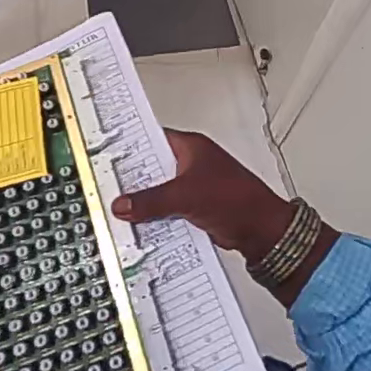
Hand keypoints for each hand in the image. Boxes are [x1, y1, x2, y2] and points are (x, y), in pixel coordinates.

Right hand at [110, 130, 294, 263]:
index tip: (108, 152)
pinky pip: (167, 208)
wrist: (262, 232)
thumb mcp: (185, 196)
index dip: (131, 145)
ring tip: (122, 207)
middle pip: (153, 166)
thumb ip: (151, 201)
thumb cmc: (238, 200)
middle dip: (135, 178)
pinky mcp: (194, 206)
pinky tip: (142, 223)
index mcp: (190, 147)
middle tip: (111, 185)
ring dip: (146, 200)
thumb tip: (124, 204)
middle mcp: (190, 163)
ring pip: (159, 190)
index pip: (152, 138)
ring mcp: (192, 185)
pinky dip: (156, 215)